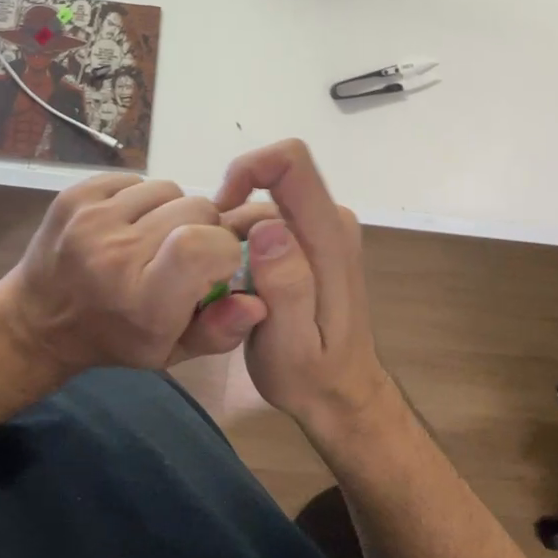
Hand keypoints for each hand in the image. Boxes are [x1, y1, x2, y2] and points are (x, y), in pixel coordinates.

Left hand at [0, 173, 269, 376]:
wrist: (39, 320)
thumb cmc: (115, 338)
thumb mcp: (170, 353)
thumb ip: (220, 331)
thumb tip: (259, 300)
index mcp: (143, 300)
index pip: (204, 244)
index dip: (221, 248)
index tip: (212, 265)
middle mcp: (115, 254)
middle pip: (195, 208)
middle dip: (202, 228)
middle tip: (181, 253)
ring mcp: (91, 220)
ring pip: (167, 188)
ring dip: (170, 211)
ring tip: (151, 239)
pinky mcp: (75, 196)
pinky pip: (135, 178)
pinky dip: (140, 199)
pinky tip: (126, 226)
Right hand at [215, 140, 394, 432]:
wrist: (340, 394)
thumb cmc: (312, 376)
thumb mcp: (291, 345)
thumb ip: (286, 287)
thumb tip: (267, 229)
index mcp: (326, 238)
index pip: (290, 162)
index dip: (246, 169)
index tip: (217, 216)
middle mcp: (328, 222)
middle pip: (264, 189)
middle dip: (229, 225)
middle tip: (220, 283)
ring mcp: (320, 232)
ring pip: (258, 209)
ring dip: (231, 244)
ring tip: (231, 296)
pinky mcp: (309, 243)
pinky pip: (263, 226)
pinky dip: (240, 252)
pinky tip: (241, 292)